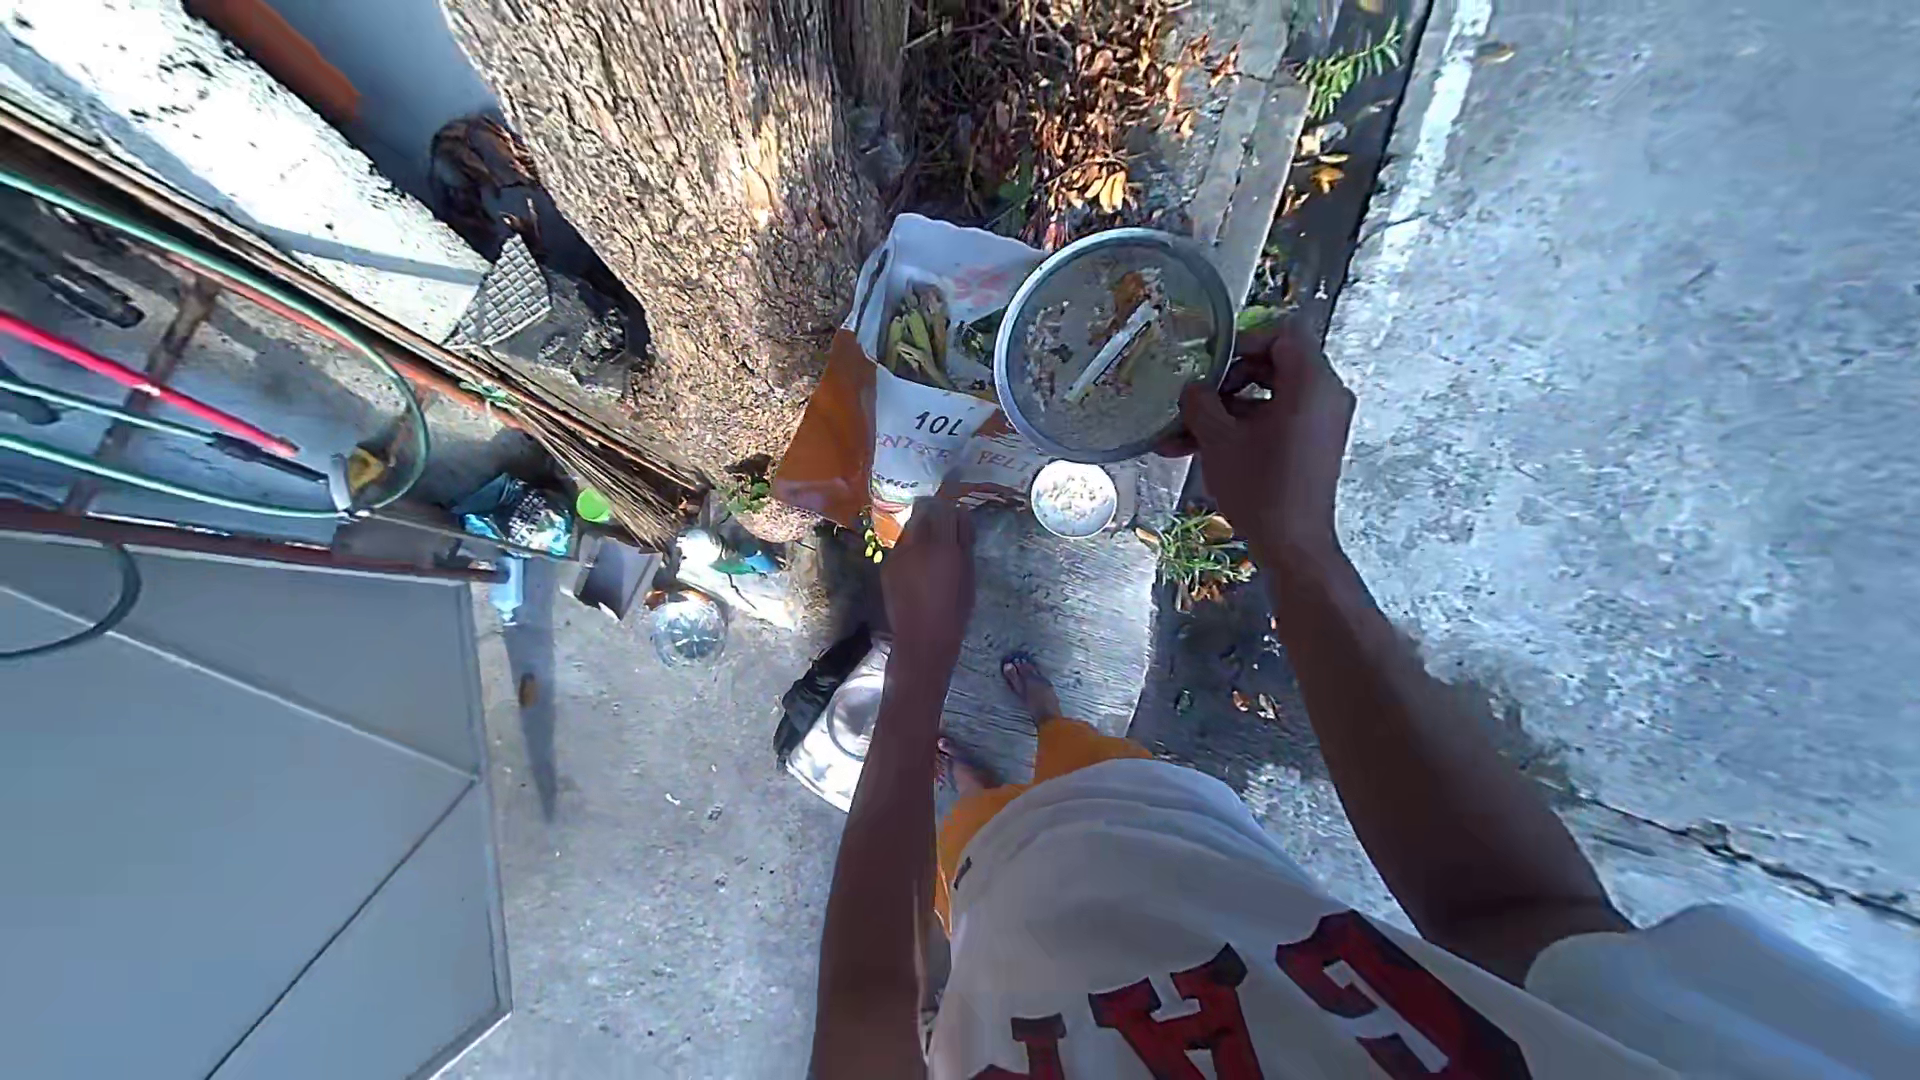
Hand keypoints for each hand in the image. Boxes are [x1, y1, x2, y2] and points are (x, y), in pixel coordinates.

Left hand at [882, 497, 975, 667]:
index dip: (953, 512)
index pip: (945, 509)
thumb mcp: (968, 575)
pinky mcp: (886, 564)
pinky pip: (900, 545)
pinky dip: (910, 548)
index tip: (958, 520)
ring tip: (929, 548)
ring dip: (920, 529)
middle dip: (933, 513)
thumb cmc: (954, 610)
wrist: (922, 637)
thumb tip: (961, 520)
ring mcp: (898, 552)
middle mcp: (917, 543)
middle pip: (923, 510)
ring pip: (910, 527)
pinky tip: (917, 566)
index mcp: (943, 545)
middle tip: (943, 527)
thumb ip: (964, 544)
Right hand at [1162, 325, 1354, 564]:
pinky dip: (1239, 430)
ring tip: (1177, 434)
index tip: (1210, 363)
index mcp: (1311, 384)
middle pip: (1273, 366)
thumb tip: (1192, 389)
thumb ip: (1200, 403)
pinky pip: (1273, 422)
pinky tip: (1194, 448)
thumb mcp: (1219, 440)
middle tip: (1192, 398)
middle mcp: (1323, 396)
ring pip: (1265, 399)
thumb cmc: (1258, 485)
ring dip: (1222, 412)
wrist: (1291, 543)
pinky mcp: (1309, 445)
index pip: (1284, 335)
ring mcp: (1318, 423)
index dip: (1244, 341)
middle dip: (1224, 382)